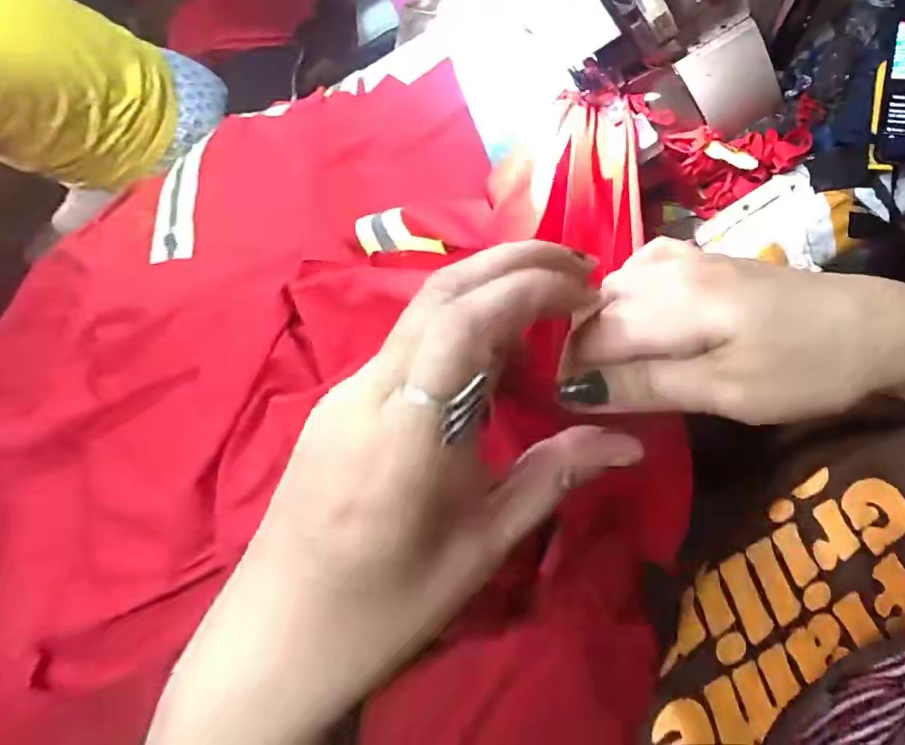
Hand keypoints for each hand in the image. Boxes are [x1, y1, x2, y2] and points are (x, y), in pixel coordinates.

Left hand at [149, 242, 642, 744]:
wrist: (271, 644)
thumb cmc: (387, 605)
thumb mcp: (484, 544)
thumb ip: (557, 475)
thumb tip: (633, 441)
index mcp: (405, 430)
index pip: (466, 321)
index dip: (531, 289)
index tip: (587, 293)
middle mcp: (370, 390)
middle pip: (443, 291)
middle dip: (516, 261)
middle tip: (579, 263)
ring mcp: (349, 387)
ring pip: (424, 305)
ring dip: (491, 281)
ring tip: (552, 290)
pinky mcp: (344, 396)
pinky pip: (413, 335)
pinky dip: (467, 314)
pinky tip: (500, 343)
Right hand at [562, 239, 904, 423]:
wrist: (877, 325)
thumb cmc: (807, 369)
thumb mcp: (728, 391)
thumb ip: (649, 384)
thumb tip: (575, 388)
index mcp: (673, 299)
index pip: (591, 332)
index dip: (569, 372)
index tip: (567, 410)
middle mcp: (671, 266)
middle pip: (597, 304)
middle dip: (581, 347)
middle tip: (591, 396)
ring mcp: (691, 256)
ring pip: (618, 284)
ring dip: (602, 323)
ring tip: (611, 367)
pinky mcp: (709, 259)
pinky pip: (645, 269)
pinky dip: (628, 296)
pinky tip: (641, 319)